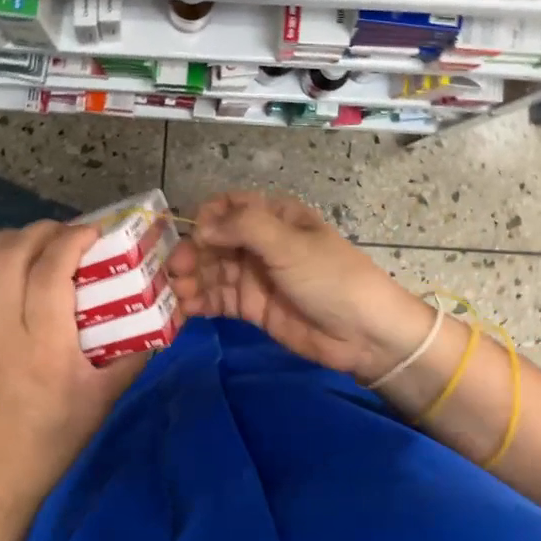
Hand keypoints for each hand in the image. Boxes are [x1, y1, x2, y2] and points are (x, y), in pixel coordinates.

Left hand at [0, 220, 148, 520]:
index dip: (72, 240)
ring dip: (11, 240)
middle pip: (15, 255)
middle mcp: (4, 328)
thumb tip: (159, 323)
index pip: (51, 270)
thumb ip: (132, 358)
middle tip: (70, 234)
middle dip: (44, 232)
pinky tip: (2, 262)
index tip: (94, 232)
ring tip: (36, 242)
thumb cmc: (51, 441)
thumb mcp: (102, 401)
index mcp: (44, 344)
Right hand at [166, 192, 433, 379]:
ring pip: (210, 271)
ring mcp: (253, 276)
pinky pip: (215, 300)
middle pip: (213, 241)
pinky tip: (181, 310)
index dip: (206, 218)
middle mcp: (259, 243)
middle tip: (175, 273)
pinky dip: (196, 303)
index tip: (195, 236)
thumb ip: (244, 228)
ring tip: (176, 295)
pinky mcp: (249, 307)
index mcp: (274, 216)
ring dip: (190, 280)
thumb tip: (200, 228)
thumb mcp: (290, 244)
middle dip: (191, 253)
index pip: (228, 206)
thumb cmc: (331, 278)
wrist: (364, 335)